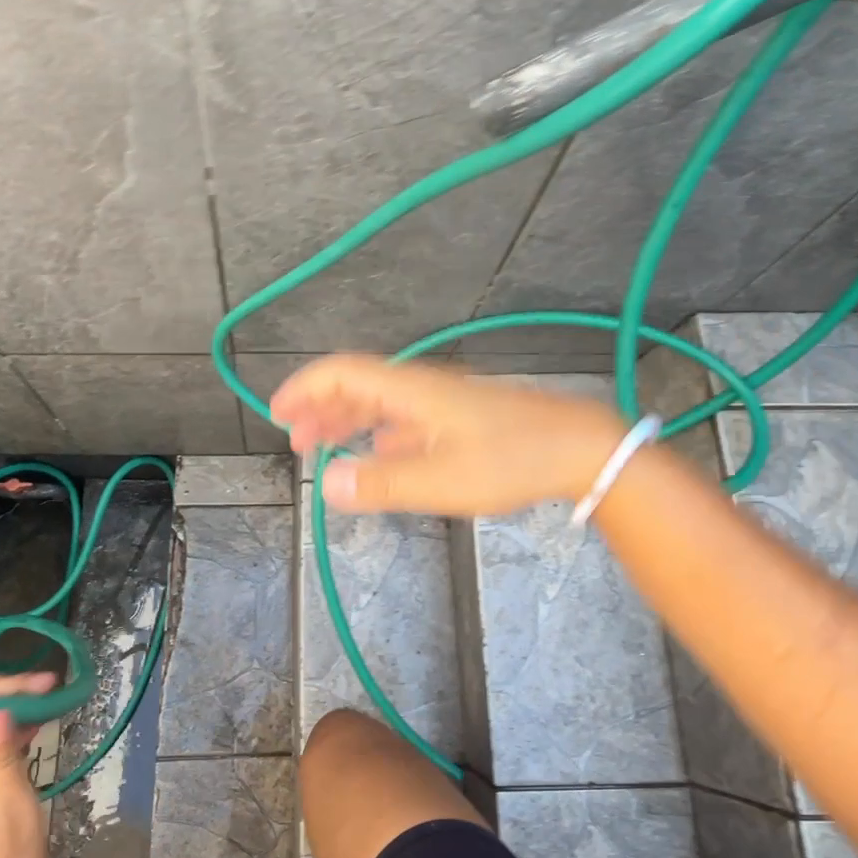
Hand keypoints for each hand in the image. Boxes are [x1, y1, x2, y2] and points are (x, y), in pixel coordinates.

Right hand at [270, 354, 627, 517]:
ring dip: (348, 419)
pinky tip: (379, 455)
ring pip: (382, 403)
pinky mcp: (461, 419)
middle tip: (293, 435)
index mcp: (411, 391)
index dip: (306, 388)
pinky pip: (406, 420)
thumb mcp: (443, 480)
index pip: (343, 373)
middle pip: (358, 385)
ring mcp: (443, 403)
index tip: (278, 411)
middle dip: (320, 406)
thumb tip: (326, 482)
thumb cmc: (511, 460)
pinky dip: (380, 434)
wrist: (580, 447)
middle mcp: (422, 389)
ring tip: (324, 443)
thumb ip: (382, 484)